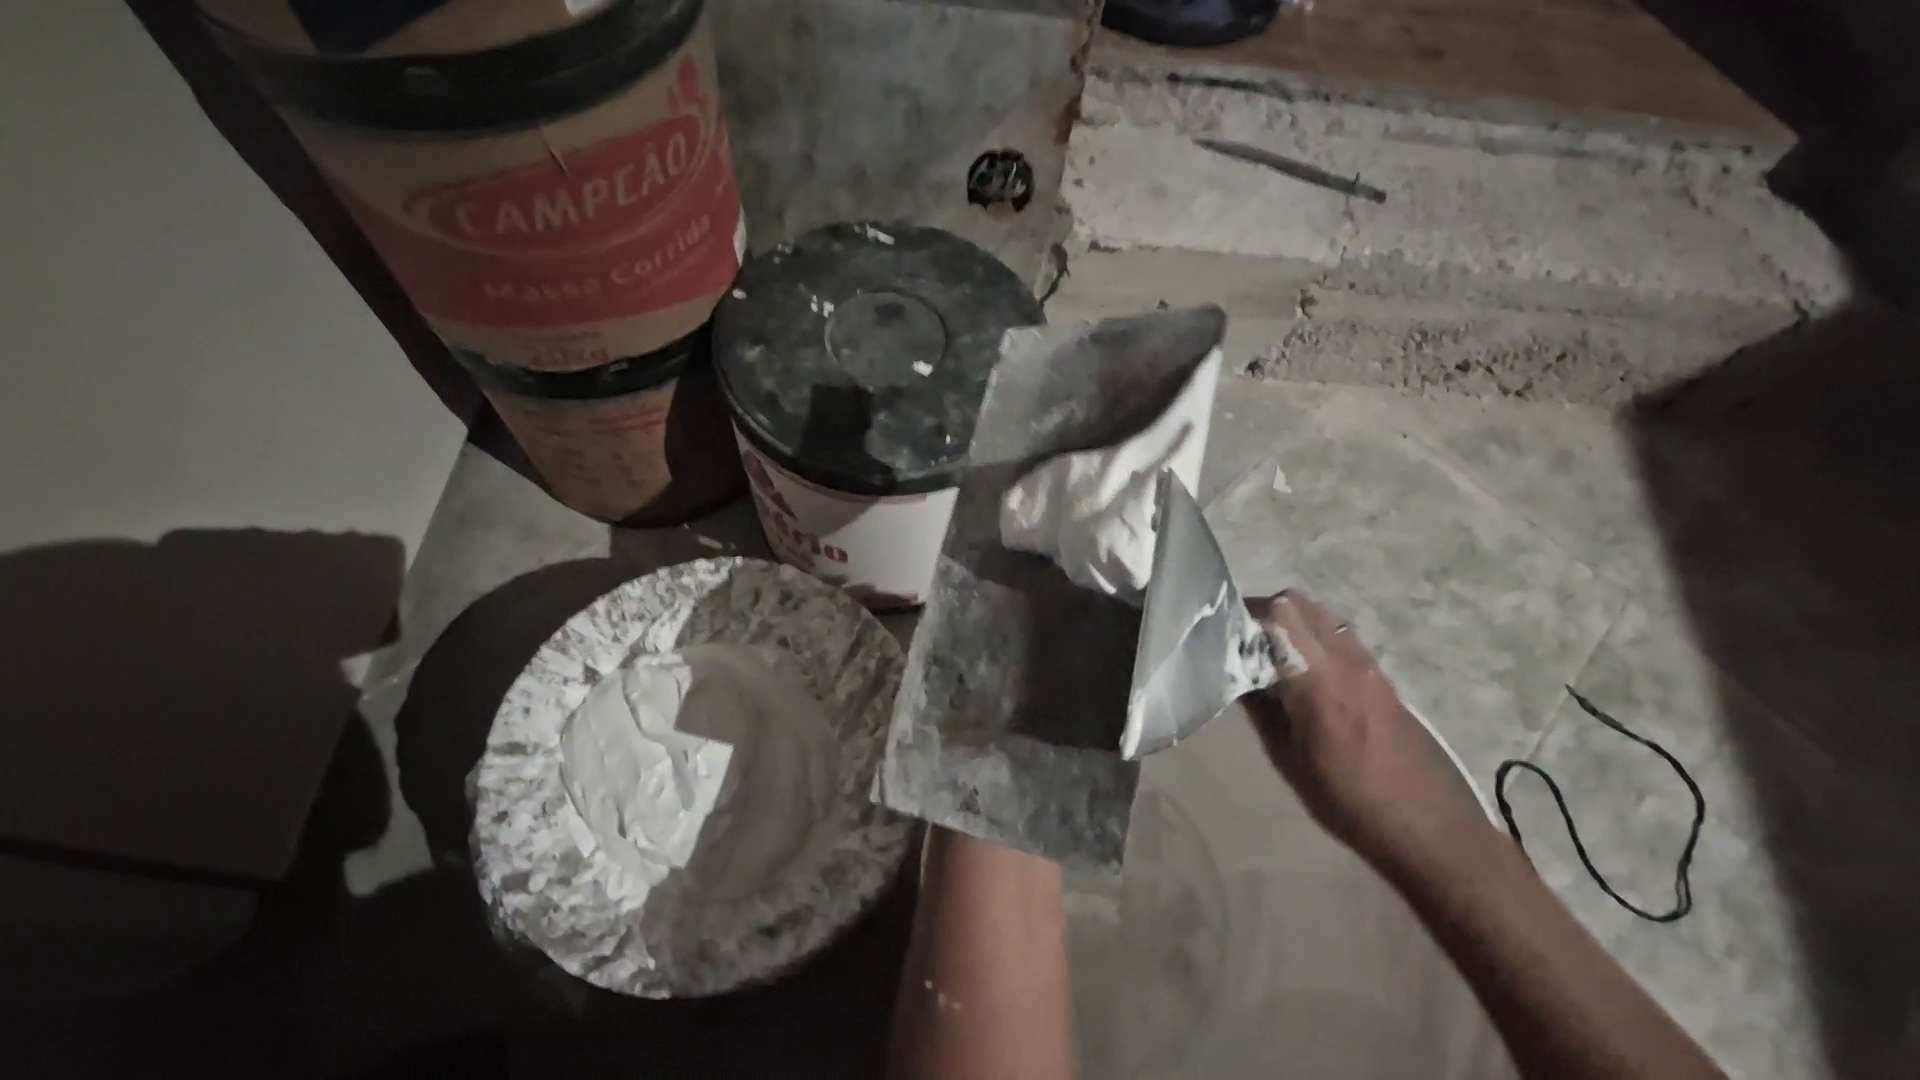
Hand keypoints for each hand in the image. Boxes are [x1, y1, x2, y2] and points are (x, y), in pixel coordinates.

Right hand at [1242, 591, 1494, 875]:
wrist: (1425, 825)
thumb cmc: (1346, 800)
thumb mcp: (1287, 759)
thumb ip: (1260, 708)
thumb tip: (1234, 673)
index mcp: (1319, 680)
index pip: (1278, 616)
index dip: (1244, 615)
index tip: (1220, 635)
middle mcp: (1346, 660)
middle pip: (1298, 603)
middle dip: (1263, 613)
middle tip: (1240, 644)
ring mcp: (1368, 664)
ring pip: (1320, 615)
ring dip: (1290, 623)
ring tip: (1269, 658)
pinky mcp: (1380, 675)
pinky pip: (1338, 635)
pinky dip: (1313, 637)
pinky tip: (1302, 674)